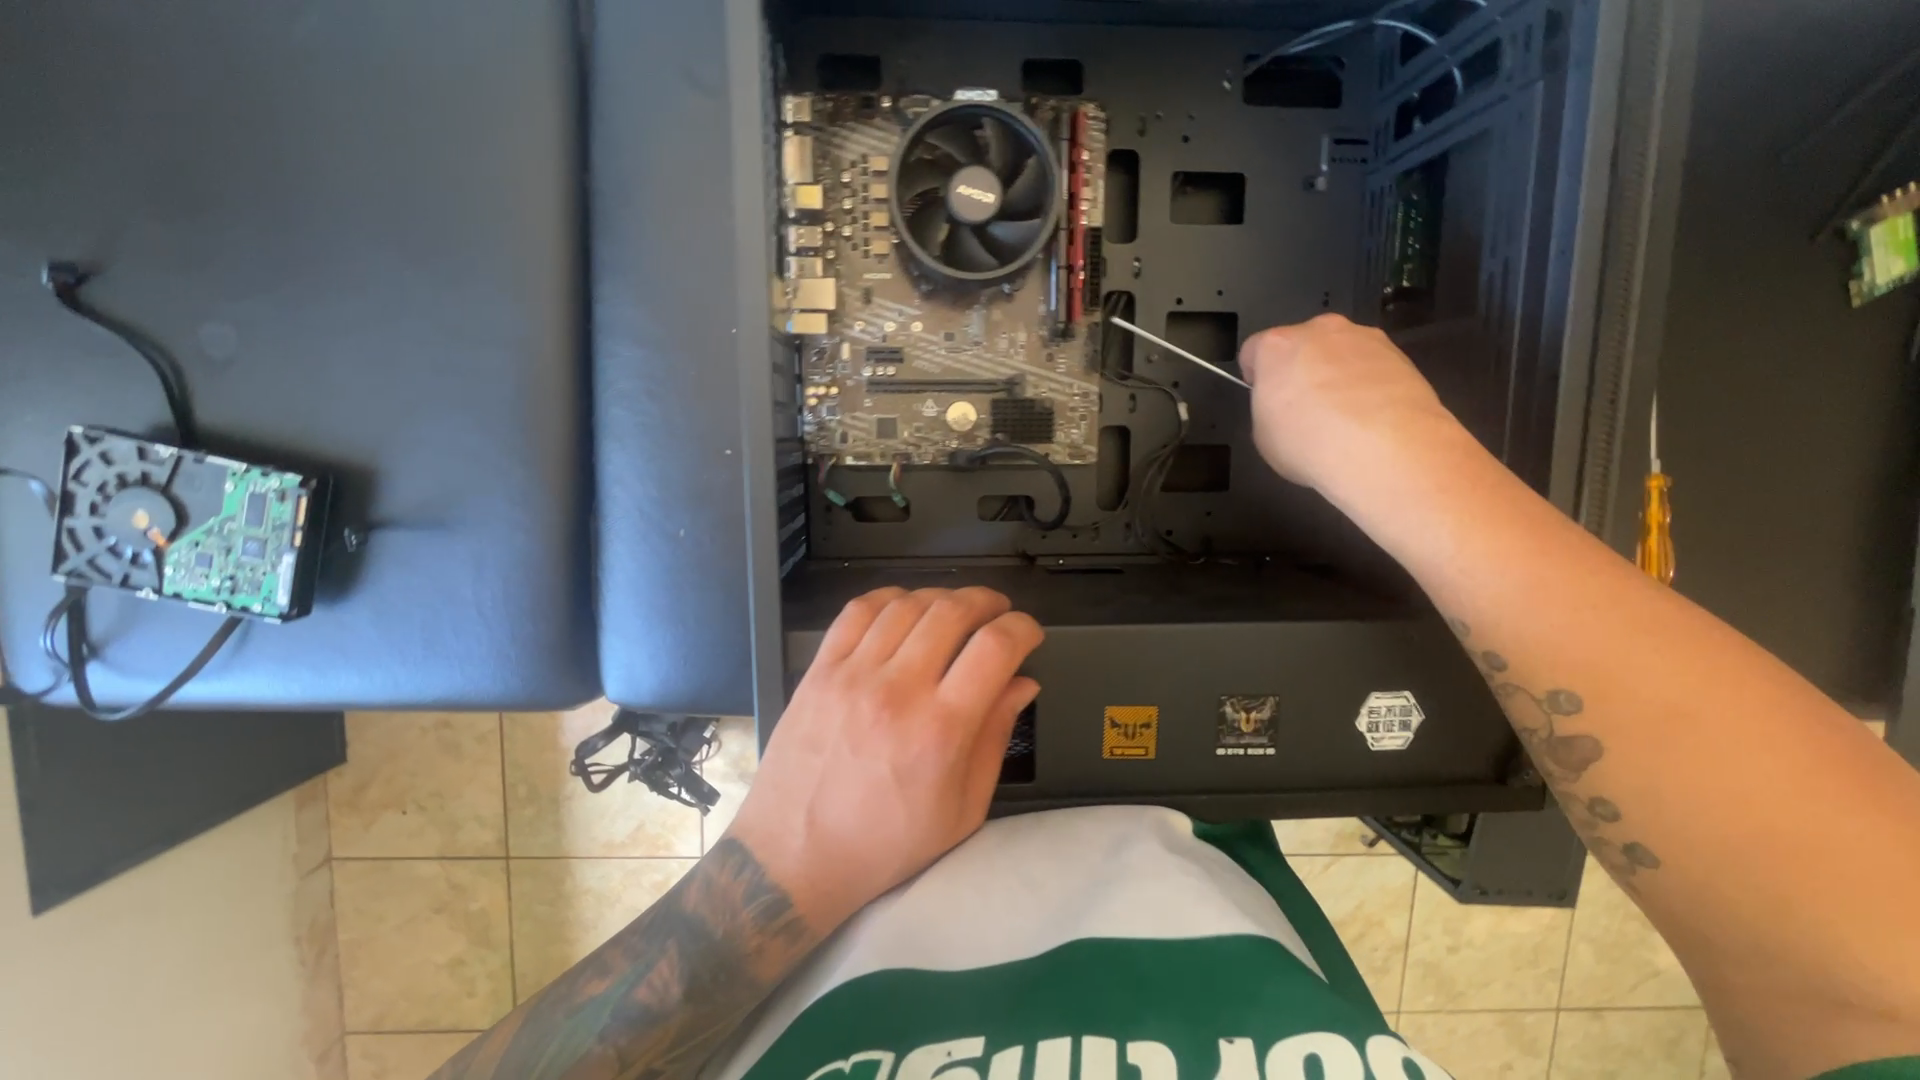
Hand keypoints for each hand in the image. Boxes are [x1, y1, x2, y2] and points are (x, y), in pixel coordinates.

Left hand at [722, 586, 1042, 929]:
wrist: (795, 857)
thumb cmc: (886, 844)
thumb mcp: (962, 810)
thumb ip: (995, 739)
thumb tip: (1022, 683)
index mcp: (941, 729)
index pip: (995, 647)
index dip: (1023, 628)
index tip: (1030, 633)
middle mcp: (898, 690)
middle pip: (952, 611)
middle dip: (987, 602)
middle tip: (998, 613)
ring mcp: (853, 675)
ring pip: (907, 604)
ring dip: (941, 598)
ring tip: (955, 612)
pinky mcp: (819, 671)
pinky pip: (857, 611)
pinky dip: (888, 598)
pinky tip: (903, 608)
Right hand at [1238, 314, 1466, 492]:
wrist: (1384, 448)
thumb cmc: (1309, 442)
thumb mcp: (1264, 436)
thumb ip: (1269, 410)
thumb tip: (1285, 410)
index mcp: (1277, 346)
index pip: (1254, 350)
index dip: (1257, 376)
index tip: (1265, 399)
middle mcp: (1320, 331)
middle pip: (1302, 344)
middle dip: (1301, 369)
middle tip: (1305, 408)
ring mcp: (1363, 338)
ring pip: (1341, 352)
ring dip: (1337, 374)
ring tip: (1345, 417)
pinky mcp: (1399, 354)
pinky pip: (1372, 366)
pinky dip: (1369, 384)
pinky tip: (1372, 417)